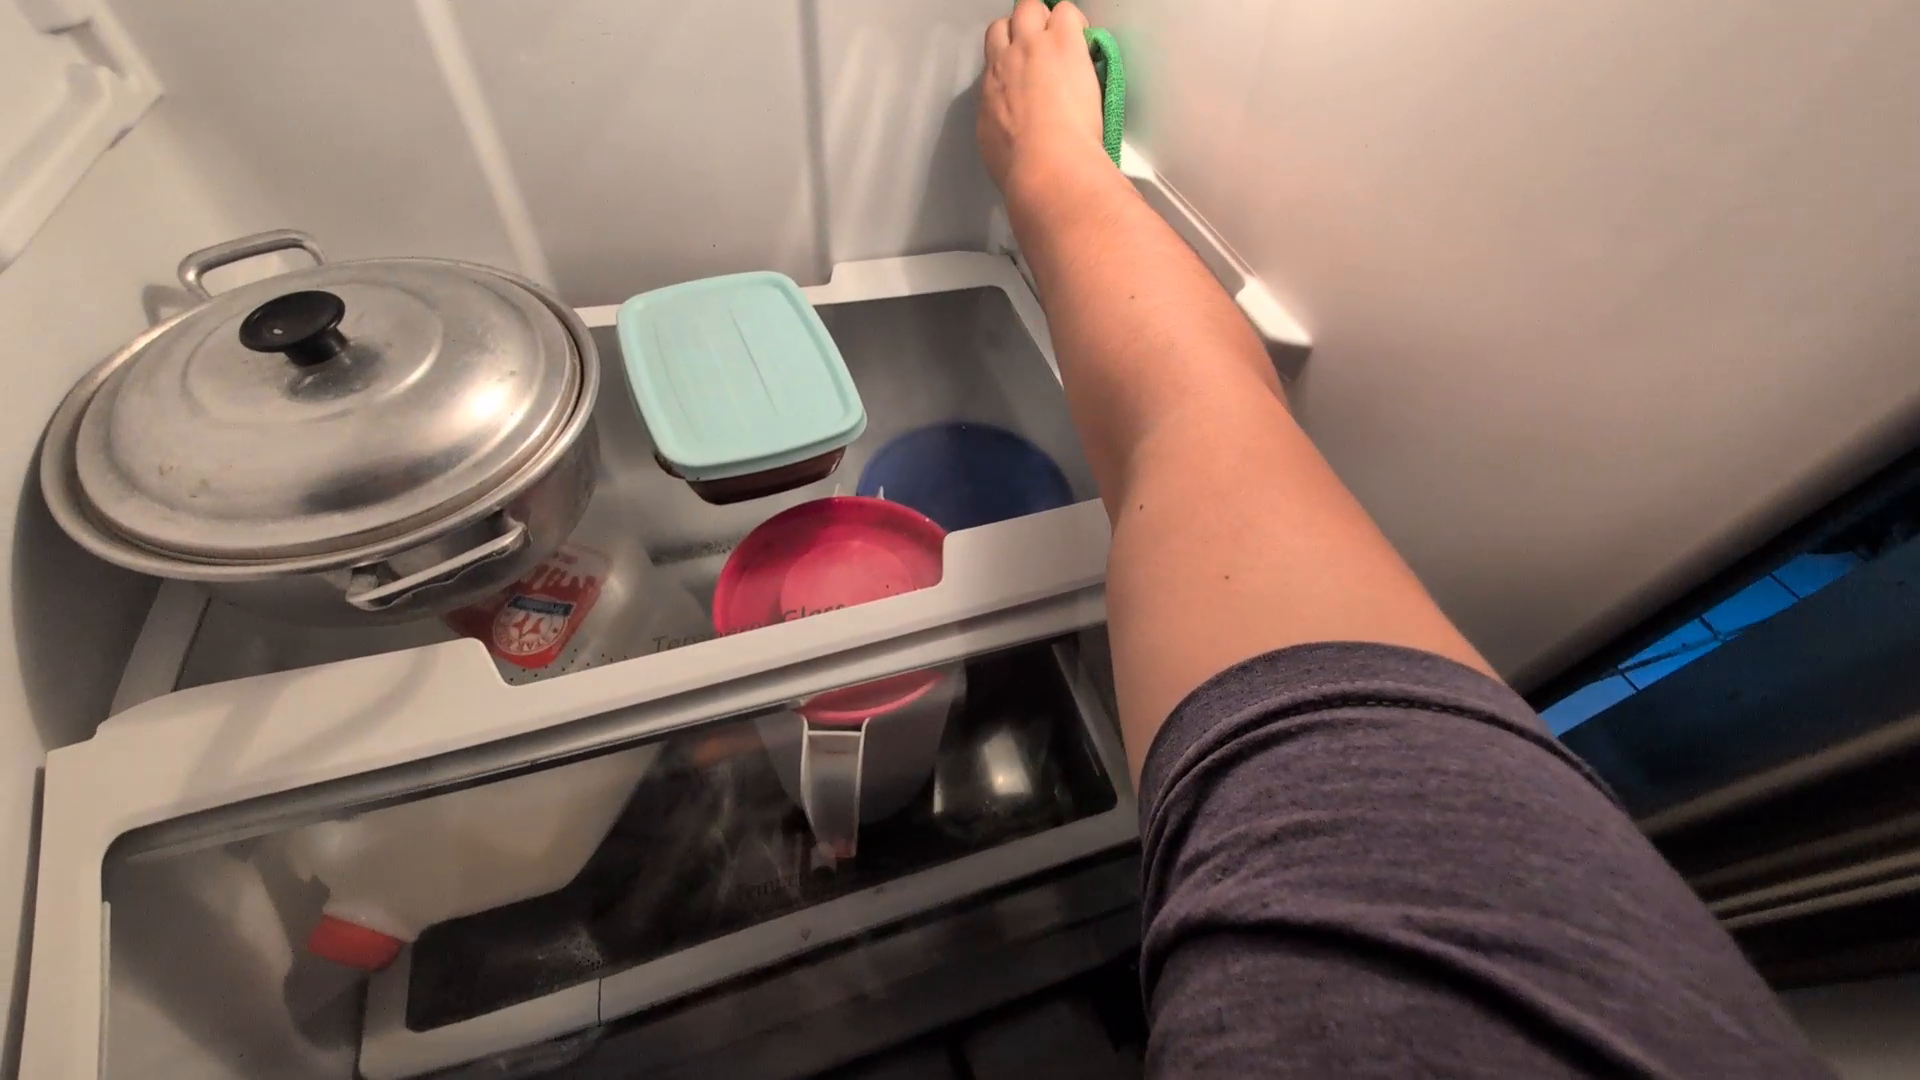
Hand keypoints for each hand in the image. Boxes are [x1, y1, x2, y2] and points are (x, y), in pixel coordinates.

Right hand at [978, 1, 1106, 193]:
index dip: (1008, 54)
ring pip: (1031, 9)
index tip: (1022, 67)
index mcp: (990, 92)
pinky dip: (1077, 24)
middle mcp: (1005, 63)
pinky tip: (1085, 45)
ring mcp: (1032, 48)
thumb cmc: (1023, 172)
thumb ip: (1000, 126)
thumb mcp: (997, 151)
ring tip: (1066, 44)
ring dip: (1047, 21)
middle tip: (1043, 50)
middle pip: (1007, 25)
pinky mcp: (1063, 43)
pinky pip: (1067, 13)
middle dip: (1023, 31)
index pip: (993, 58)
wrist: (1045, 167)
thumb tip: (1008, 127)